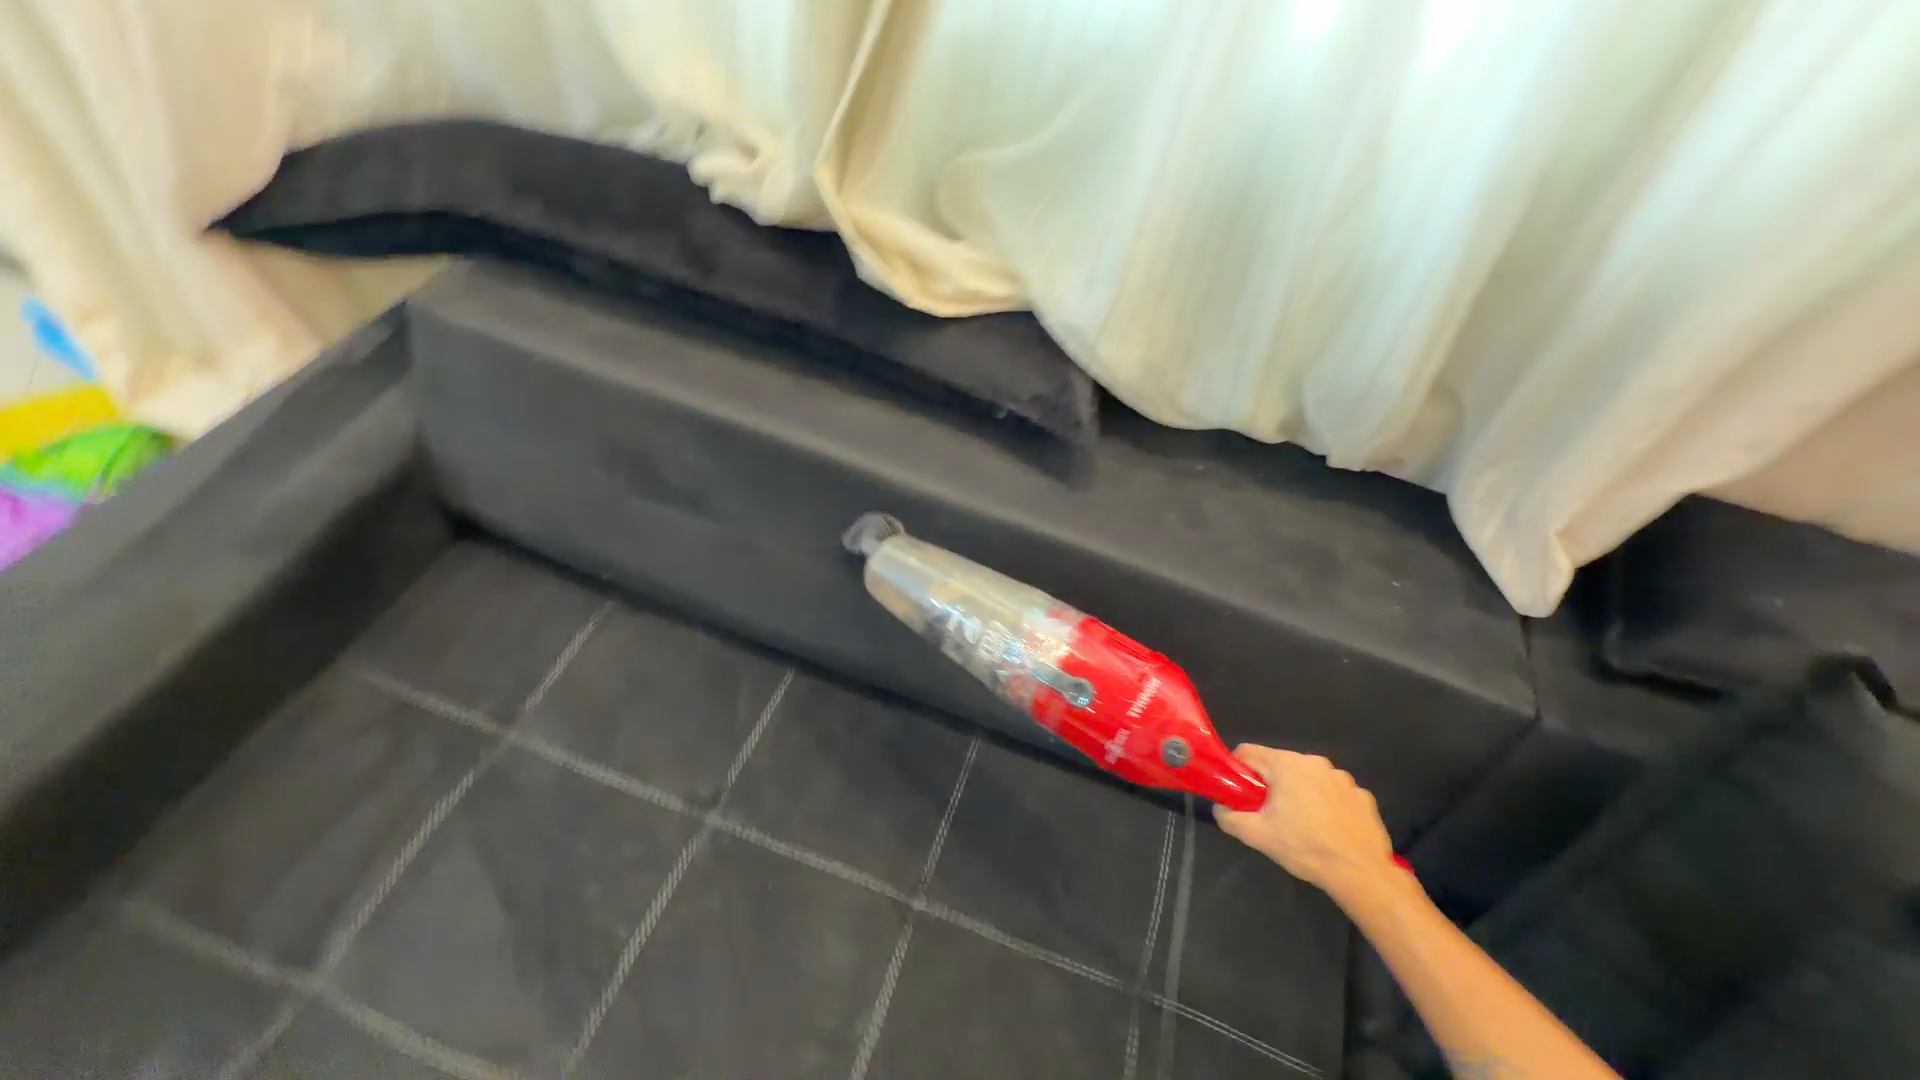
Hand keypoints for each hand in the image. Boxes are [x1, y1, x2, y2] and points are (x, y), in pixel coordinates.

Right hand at [1213, 745, 1396, 900]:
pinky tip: (1328, 829)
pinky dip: (1326, 804)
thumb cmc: (1304, 847)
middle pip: (1279, 764)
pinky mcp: (1362, 795)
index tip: (1238, 792)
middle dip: (1270, 784)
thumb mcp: (1256, 835)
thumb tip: (1220, 808)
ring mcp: (1342, 778)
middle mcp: (1315, 762)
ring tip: (1301, 824)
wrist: (1360, 872)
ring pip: (1308, 778)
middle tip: (1267, 814)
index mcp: (1286, 765)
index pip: (1248, 752)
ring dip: (1299, 793)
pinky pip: (1333, 793)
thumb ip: (1229, 817)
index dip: (1237, 769)